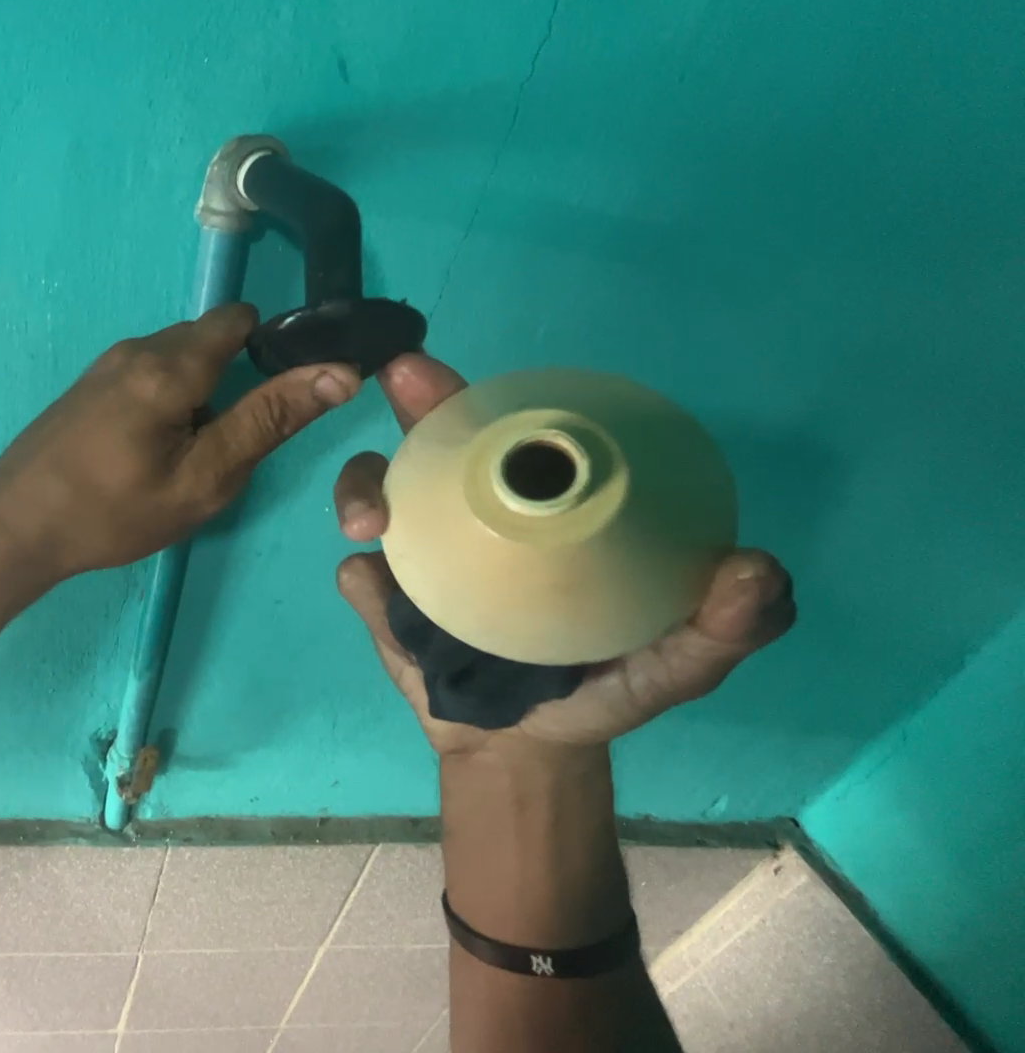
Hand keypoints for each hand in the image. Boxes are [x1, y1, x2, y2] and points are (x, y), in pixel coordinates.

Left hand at [0, 303, 359, 610]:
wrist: (11, 530)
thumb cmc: (111, 512)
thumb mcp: (203, 477)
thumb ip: (268, 420)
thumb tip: (338, 370)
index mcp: (169, 362)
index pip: (241, 320)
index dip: (272, 348)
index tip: (279, 398)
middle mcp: (134, 349)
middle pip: (206, 341)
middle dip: (232, 379)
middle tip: (227, 446)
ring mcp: (101, 368)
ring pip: (173, 362)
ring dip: (195, 397)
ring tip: (184, 459)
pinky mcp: (83, 391)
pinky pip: (142, 380)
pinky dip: (162, 405)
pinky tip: (144, 456)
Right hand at [332, 355, 795, 756]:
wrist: (522, 746)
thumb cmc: (599, 688)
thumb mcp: (674, 665)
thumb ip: (720, 629)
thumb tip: (753, 566)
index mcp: (530, 506)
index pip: (505, 431)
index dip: (475, 389)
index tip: (449, 364)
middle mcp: (463, 511)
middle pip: (426, 438)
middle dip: (411, 401)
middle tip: (405, 381)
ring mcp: (412, 552)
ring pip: (369, 490)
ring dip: (359, 491)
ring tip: (368, 526)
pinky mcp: (378, 601)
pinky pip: (358, 578)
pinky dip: (365, 583)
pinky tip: (382, 599)